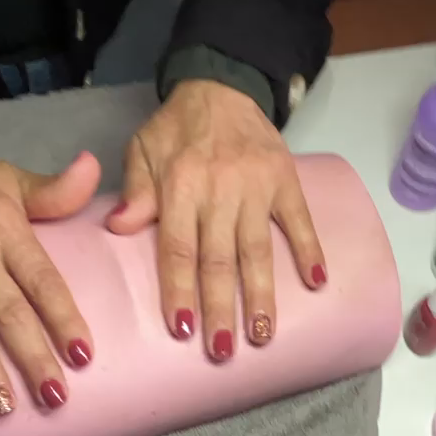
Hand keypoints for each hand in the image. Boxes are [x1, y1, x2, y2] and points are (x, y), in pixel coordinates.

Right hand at [0, 151, 101, 414]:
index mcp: (7, 229)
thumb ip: (55, 190)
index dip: (64, 318)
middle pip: (7, 311)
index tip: (82, 357)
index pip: (42, 280)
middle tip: (54, 398)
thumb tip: (92, 166)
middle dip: (32, 357)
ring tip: (1, 407)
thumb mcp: (11, 179)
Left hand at [110, 80, 325, 360]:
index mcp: (180, 185)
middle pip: (219, 259)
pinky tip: (317, 283)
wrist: (222, 85)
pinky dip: (309, 250)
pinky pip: (299, 220)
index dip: (180, 289)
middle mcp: (219, 189)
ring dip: (261, 295)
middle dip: (220, 307)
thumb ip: (135, 190)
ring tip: (262, 335)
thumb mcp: (142, 149)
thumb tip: (119, 228)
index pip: (179, 247)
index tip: (183, 329)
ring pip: (258, 249)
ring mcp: (257, 186)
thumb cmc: (176, 130)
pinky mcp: (286, 181)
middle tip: (223, 350)